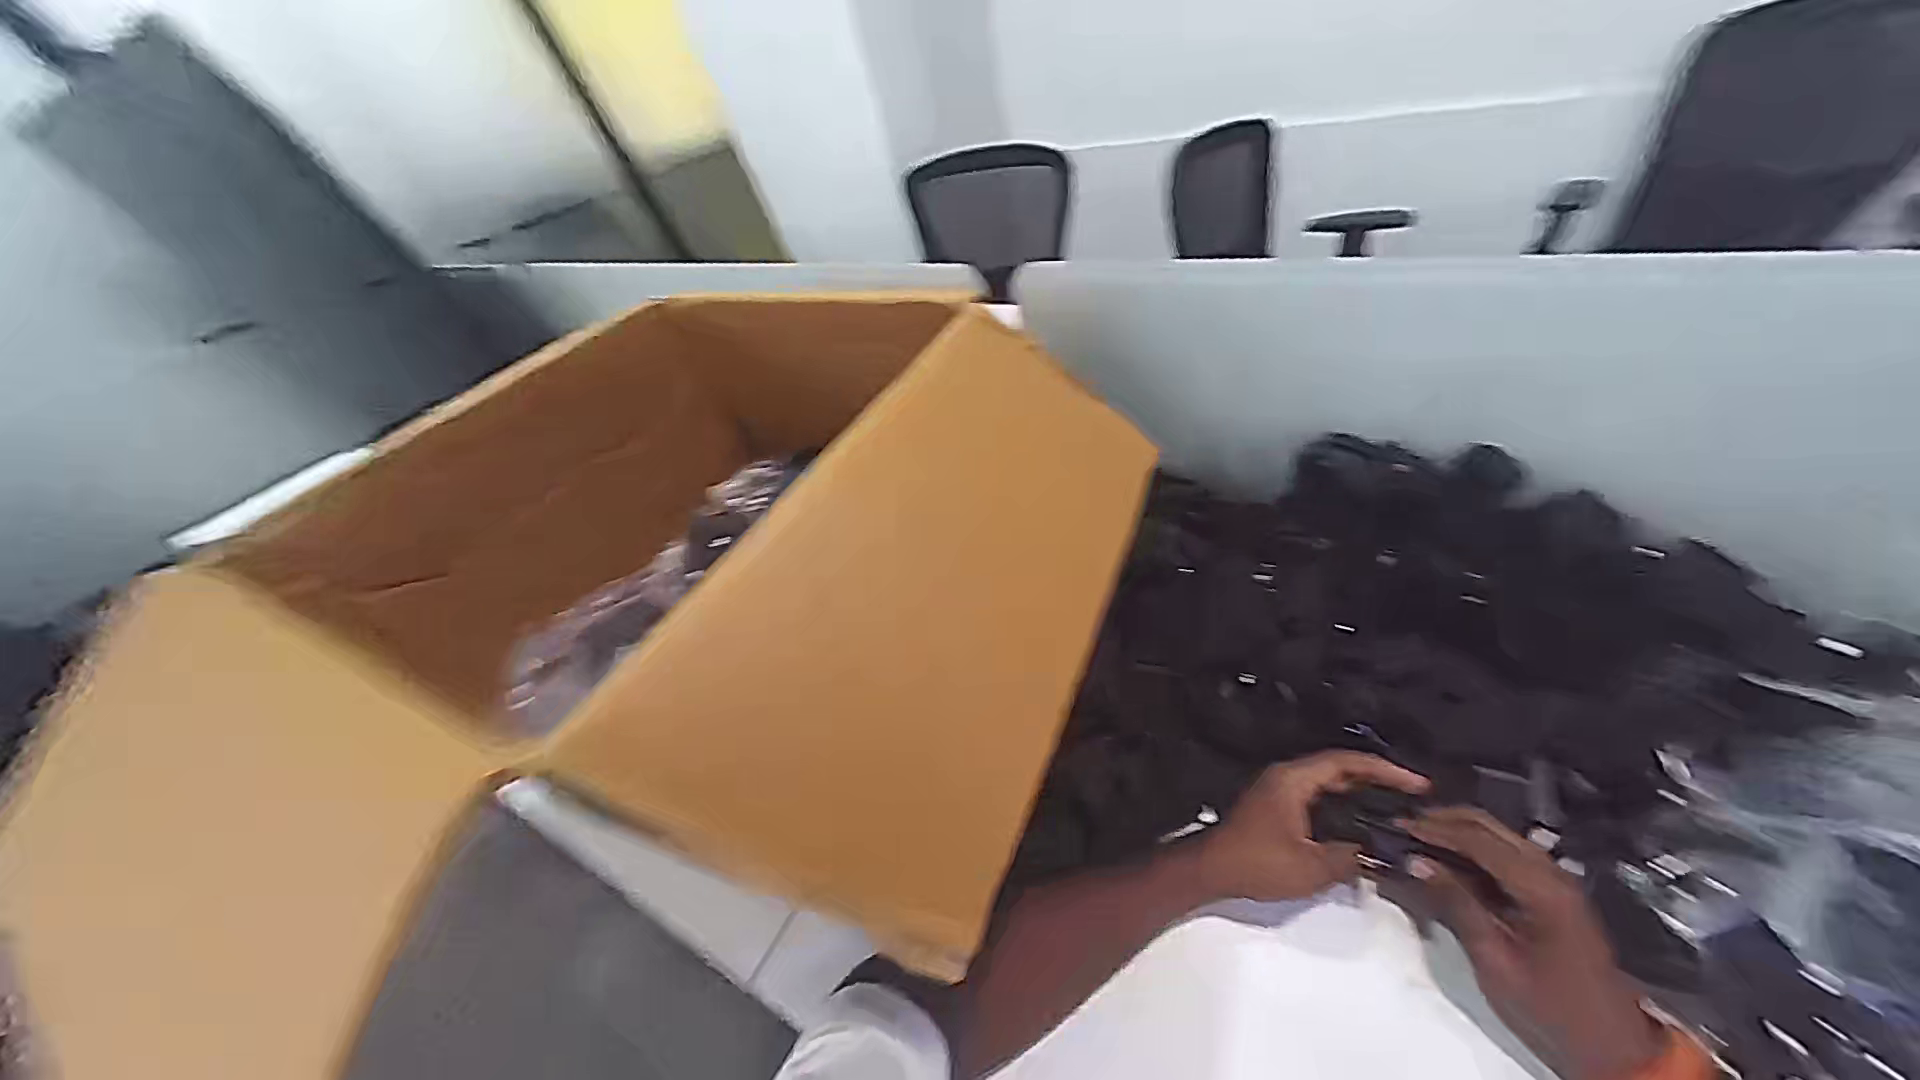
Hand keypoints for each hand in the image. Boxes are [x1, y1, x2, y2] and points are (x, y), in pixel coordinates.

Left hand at [1197, 751, 1428, 901]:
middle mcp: (1285, 777)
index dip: (1384, 769)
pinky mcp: (1276, 806)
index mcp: (1292, 779)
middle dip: (1376, 779)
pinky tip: (1361, 823)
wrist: (1212, 868)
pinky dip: (1342, 804)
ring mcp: (1278, 790)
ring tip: (1396, 808)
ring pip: (1327, 783)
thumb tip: (1377, 852)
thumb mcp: (1312, 866)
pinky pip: (1317, 796)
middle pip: (1337, 768)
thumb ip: (1350, 856)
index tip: (1418, 783)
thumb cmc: (1258, 862)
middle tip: (1415, 795)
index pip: (1344, 762)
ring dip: (1360, 792)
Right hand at [1407, 807, 1665, 1079]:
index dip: (1434, 829)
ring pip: (1497, 834)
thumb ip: (1457, 904)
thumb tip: (1416, 860)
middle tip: (1403, 826)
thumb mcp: (1495, 960)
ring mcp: (1556, 882)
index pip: (1478, 840)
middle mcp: (1553, 874)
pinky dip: (1473, 846)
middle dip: (1443, 820)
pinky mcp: (1551, 892)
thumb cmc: (1551, 1007)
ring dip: (1457, 830)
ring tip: (1419, 838)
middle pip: (1489, 826)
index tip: (1397, 826)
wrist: (1612, 1047)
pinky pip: (1505, 853)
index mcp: (1542, 889)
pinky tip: (1448, 857)